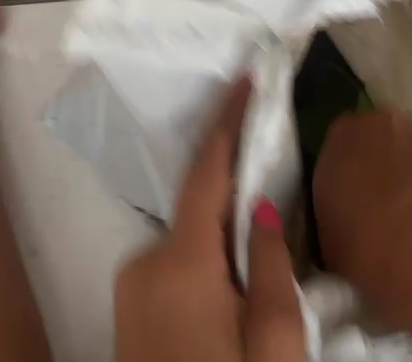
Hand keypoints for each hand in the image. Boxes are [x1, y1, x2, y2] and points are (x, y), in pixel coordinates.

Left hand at [116, 77, 304, 361]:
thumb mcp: (274, 347)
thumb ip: (270, 266)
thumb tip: (258, 203)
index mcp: (180, 264)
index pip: (207, 172)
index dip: (227, 120)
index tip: (246, 77)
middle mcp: (145, 263)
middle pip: (201, 205)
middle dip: (238, 188)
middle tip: (281, 183)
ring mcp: (131, 287)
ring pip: (192, 237)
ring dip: (226, 232)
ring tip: (267, 260)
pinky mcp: (131, 310)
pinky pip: (178, 263)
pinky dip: (209, 257)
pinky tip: (237, 287)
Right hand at [312, 110, 411, 310]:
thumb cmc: (358, 243)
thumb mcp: (325, 224)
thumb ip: (335, 199)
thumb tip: (347, 204)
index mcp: (343, 135)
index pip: (345, 135)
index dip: (353, 159)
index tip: (355, 185)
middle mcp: (383, 122)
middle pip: (384, 132)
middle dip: (386, 157)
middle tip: (386, 195)